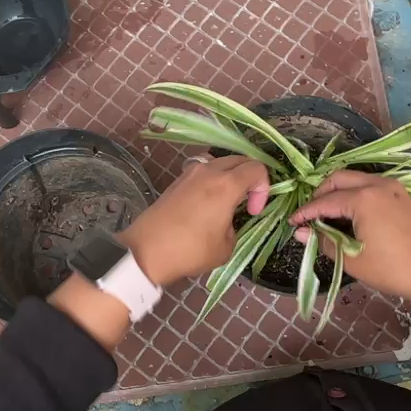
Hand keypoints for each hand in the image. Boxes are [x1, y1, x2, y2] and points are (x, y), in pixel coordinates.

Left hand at [119, 156, 270, 285]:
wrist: (147, 250)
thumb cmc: (190, 250)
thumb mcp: (225, 247)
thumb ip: (234, 227)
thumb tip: (226, 221)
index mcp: (226, 184)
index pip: (257, 168)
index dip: (263, 189)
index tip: (253, 211)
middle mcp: (208, 171)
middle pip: (240, 160)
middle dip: (250, 178)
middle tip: (246, 203)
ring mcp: (189, 173)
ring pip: (220, 163)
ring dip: (230, 177)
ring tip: (228, 201)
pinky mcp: (177, 181)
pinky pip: (204, 172)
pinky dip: (213, 181)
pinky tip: (208, 204)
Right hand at [290, 171, 410, 345]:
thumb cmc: (391, 269)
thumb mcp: (352, 259)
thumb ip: (324, 241)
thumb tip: (301, 232)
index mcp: (363, 198)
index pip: (325, 201)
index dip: (306, 212)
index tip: (292, 222)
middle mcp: (377, 184)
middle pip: (338, 179)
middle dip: (320, 194)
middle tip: (309, 215)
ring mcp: (392, 187)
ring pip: (355, 179)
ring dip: (337, 192)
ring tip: (327, 215)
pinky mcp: (402, 195)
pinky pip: (370, 185)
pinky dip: (355, 194)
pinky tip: (350, 215)